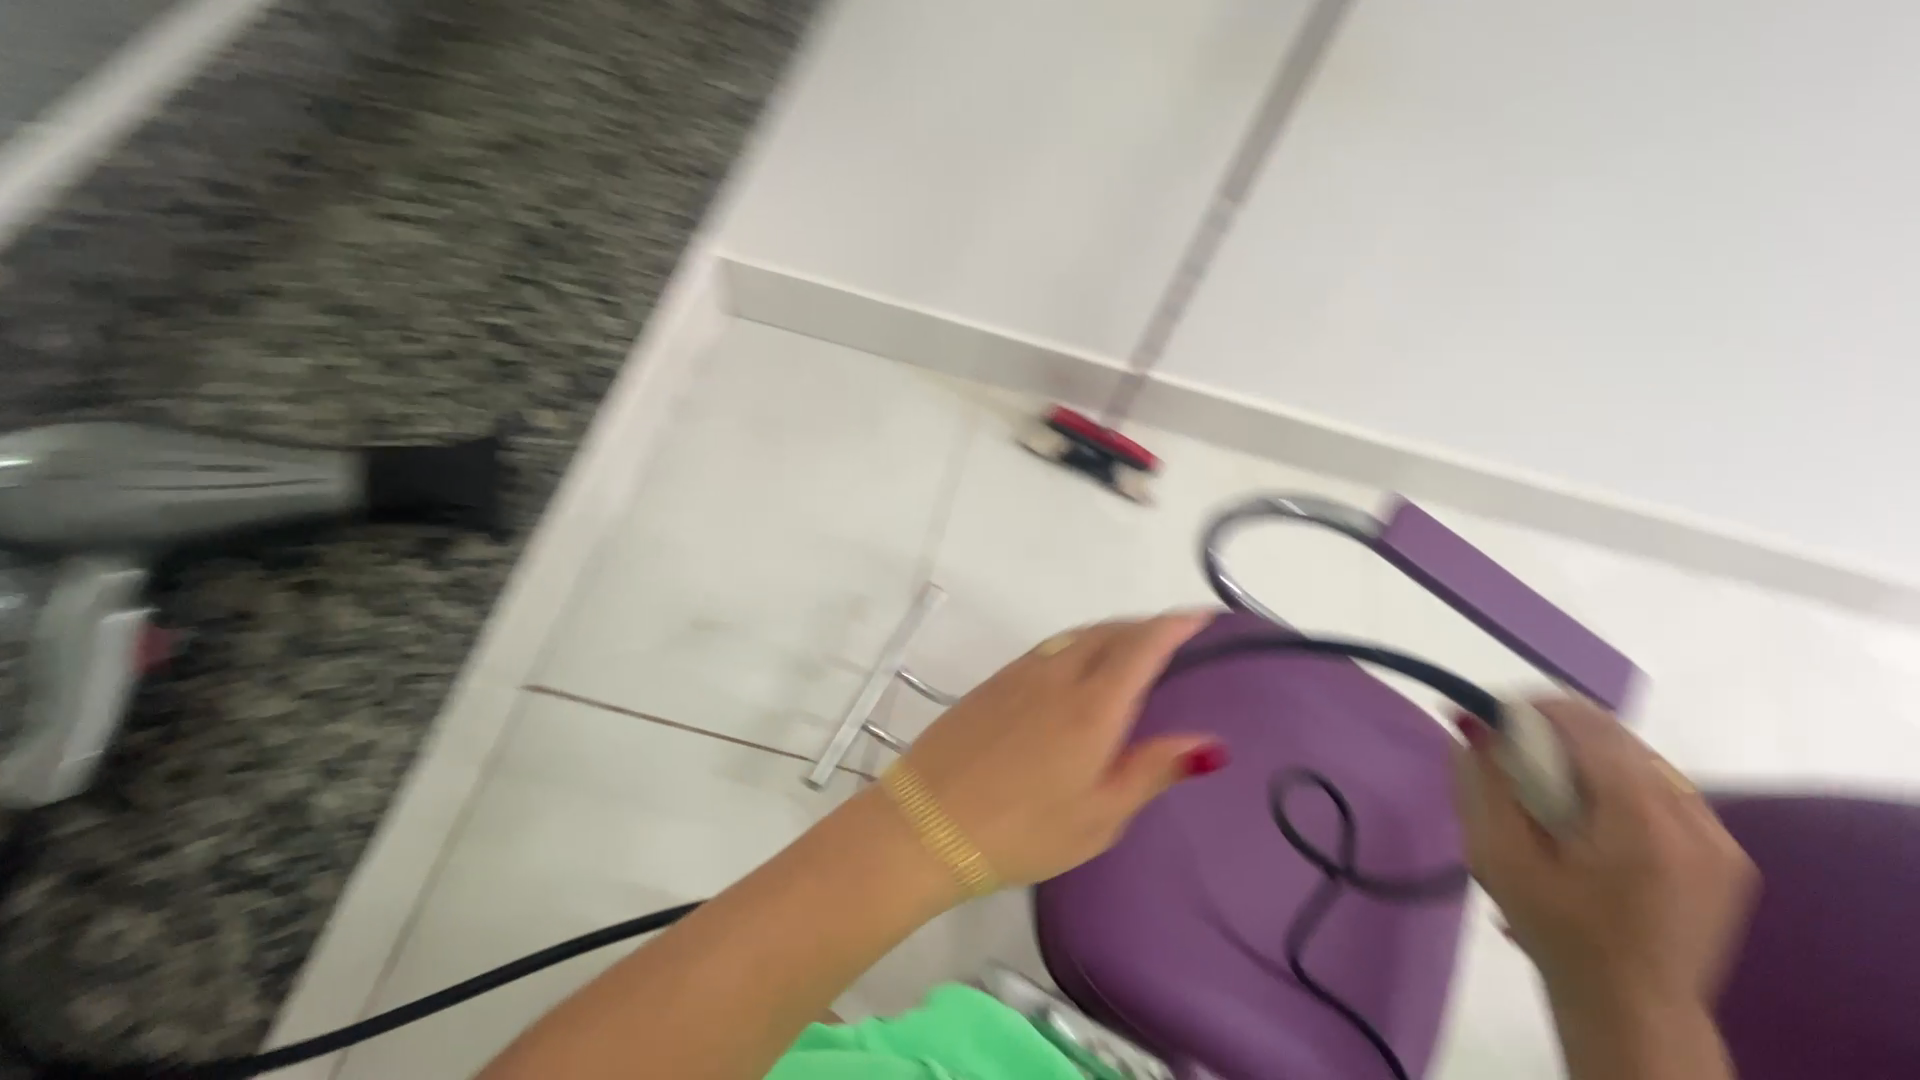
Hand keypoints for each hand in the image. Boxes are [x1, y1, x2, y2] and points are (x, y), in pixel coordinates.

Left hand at [899, 612, 1225, 887]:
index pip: (1143, 645)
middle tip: (1172, 638)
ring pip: (1075, 637)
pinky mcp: (990, 685)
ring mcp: (1018, 675)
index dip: (1176, 625)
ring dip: (1110, 633)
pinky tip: (1077, 672)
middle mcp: (1057, 675)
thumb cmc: (1022, 831)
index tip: (1202, 617)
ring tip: (1131, 651)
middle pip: (1110, 631)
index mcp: (1092, 705)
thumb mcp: (1099, 816)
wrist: (925, 824)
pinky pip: (1047, 650)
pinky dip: (1077, 646)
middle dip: (1146, 626)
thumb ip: (1152, 770)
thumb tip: (1208, 744)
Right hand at [1453, 698, 1757, 1012]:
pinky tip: (1593, 818)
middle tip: (1509, 753)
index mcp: (1639, 819)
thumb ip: (1484, 785)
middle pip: (1617, 738)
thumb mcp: (1500, 858)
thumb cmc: (1556, 933)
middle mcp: (1693, 818)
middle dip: (1558, 733)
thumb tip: (1472, 726)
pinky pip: (1668, 793)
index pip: (1587, 725)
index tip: (1489, 719)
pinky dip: (1623, 787)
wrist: (1633, 1010)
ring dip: (1591, 758)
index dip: (1532, 709)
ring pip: (1644, 762)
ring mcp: (1720, 839)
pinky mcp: (1729, 857)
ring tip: (1549, 787)